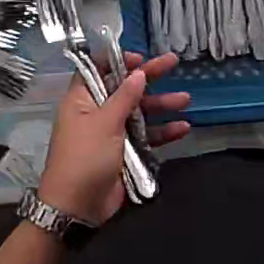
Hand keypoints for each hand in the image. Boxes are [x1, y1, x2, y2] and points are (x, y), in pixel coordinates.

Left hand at [39, 51, 190, 224]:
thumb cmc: (85, 156)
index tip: (139, 57)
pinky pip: (146, 137)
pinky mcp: (125, 152)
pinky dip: (163, 132)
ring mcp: (112, 133)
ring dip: (161, 105)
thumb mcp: (104, 122)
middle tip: (173, 62)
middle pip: (125, 88)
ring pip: (139, 112)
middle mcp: (96, 112)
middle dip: (149, 77)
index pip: (97, 69)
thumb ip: (124, 97)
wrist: (77, 206)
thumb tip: (137, 73)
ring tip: (186, 99)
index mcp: (82, 100)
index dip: (117, 60)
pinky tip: (183, 128)